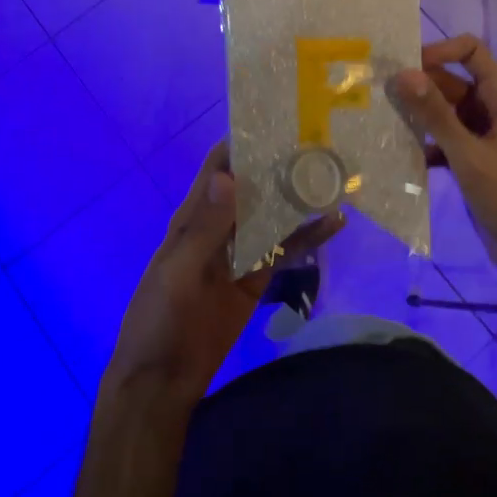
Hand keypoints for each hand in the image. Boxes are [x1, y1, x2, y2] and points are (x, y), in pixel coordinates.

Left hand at [107, 142, 342, 403]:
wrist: (163, 379)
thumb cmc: (160, 318)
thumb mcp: (180, 271)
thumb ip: (207, 227)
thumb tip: (230, 176)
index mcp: (192, 217)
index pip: (219, 168)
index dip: (243, 142)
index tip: (278, 118)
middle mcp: (218, 226)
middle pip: (253, 187)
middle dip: (280, 164)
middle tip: (323, 140)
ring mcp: (239, 253)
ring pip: (272, 216)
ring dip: (299, 196)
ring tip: (337, 172)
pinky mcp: (256, 279)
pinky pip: (284, 251)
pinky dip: (308, 237)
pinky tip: (335, 222)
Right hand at [391, 35, 496, 291]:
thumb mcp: (469, 155)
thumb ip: (435, 114)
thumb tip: (402, 73)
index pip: (471, 52)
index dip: (439, 51)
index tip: (405, 68)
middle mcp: (495, 110)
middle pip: (452, 82)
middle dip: (419, 87)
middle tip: (379, 95)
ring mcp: (485, 137)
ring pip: (446, 113)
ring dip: (419, 117)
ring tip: (381, 120)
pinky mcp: (475, 161)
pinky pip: (446, 140)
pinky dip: (426, 144)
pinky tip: (399, 154)